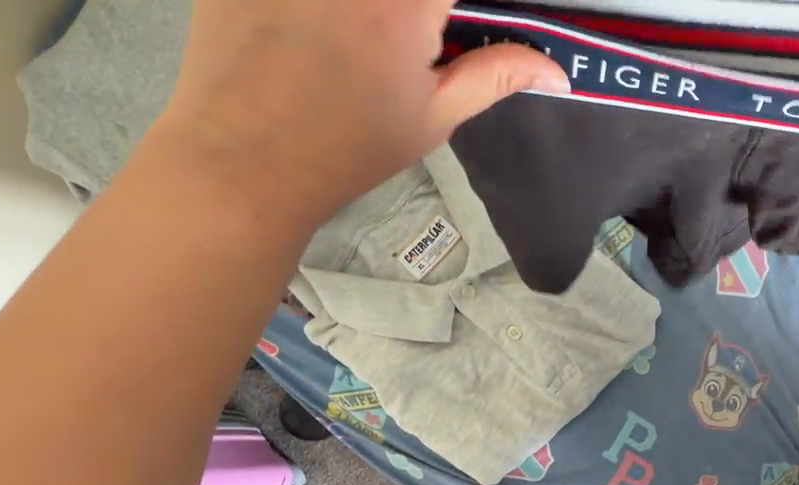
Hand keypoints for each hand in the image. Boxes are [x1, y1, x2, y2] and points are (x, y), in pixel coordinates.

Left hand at [149, 0, 567, 227]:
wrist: (243, 156)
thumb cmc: (349, 146)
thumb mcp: (432, 115)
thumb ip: (494, 75)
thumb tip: (555, 69)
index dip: (462, 5)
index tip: (458, 23)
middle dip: (425, 9)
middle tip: (422, 37)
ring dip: (379, 12)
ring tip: (364, 47)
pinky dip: (324, 6)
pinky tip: (316, 30)